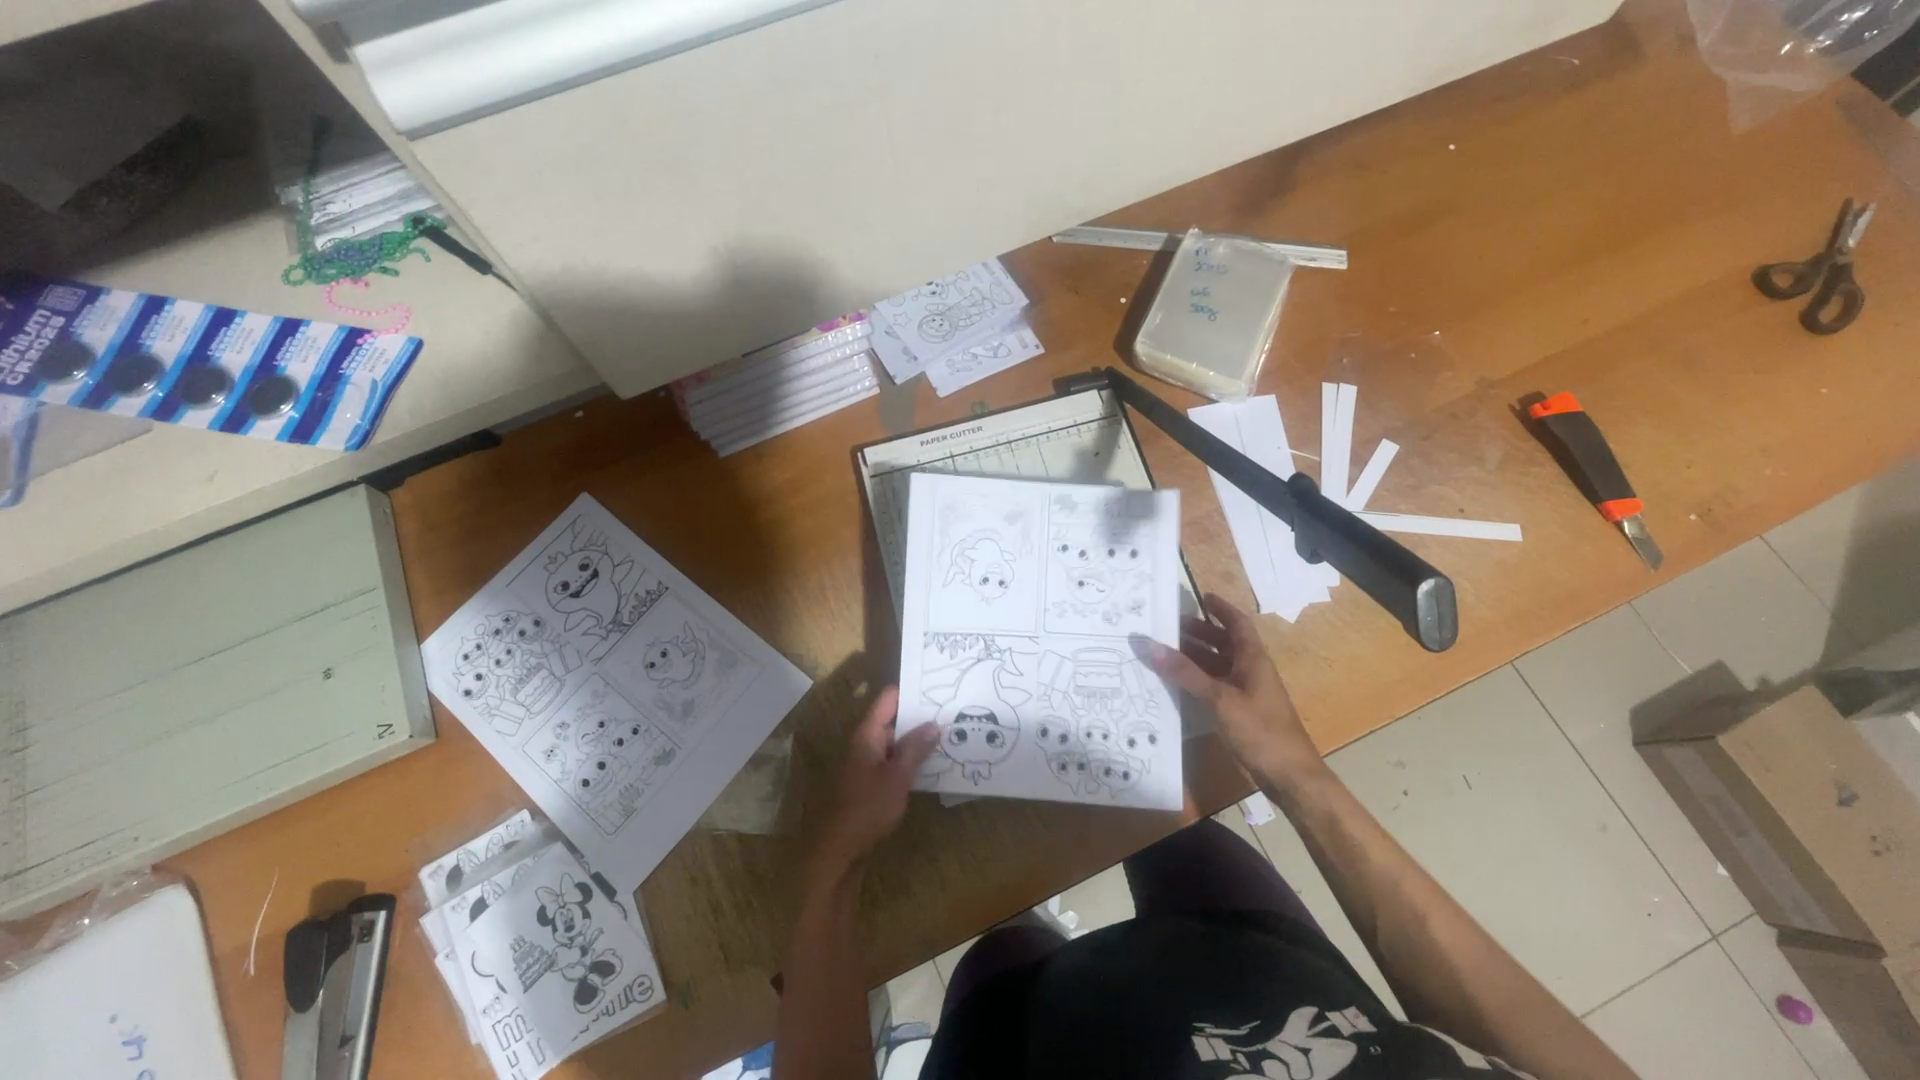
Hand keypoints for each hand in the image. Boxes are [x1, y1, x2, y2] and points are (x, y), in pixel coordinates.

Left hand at [804, 687, 938, 887]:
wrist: (838, 850)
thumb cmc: (867, 809)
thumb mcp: (897, 777)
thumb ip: (915, 749)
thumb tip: (934, 723)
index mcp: (867, 735)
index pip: (888, 700)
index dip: (910, 690)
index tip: (937, 686)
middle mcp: (864, 744)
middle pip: (893, 720)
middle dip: (920, 717)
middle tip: (953, 713)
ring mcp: (866, 765)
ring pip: (895, 744)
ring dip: (918, 742)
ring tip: (950, 737)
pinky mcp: (870, 785)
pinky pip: (893, 763)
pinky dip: (910, 762)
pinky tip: (933, 768)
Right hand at [1139, 593, 1324, 786]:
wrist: (1289, 774)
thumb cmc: (1259, 729)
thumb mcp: (1219, 699)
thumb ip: (1185, 673)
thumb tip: (1151, 645)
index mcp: (1253, 659)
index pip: (1238, 624)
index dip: (1221, 608)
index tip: (1202, 596)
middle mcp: (1251, 671)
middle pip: (1225, 643)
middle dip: (1200, 632)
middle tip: (1169, 627)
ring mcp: (1246, 693)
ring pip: (1218, 665)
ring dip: (1196, 656)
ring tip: (1166, 651)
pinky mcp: (1241, 712)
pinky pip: (1215, 686)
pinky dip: (1197, 680)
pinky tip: (1177, 684)